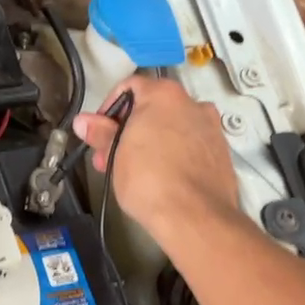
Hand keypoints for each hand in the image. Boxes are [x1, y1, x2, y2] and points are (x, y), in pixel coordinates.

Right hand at [71, 76, 237, 235]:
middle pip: (152, 108)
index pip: (129, 87)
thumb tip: (82, 121)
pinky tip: (160, 177)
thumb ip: (100, 132)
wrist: (196, 217)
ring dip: (150, 142)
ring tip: (133, 170)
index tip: (100, 132)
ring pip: (171, 126)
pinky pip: (190, 144)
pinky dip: (173, 153)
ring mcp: (211, 128)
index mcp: (164, 95)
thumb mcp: (114, 154)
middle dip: (127, 129)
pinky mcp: (222, 153)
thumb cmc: (149, 179)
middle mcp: (192, 104)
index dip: (109, 108)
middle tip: (111, 156)